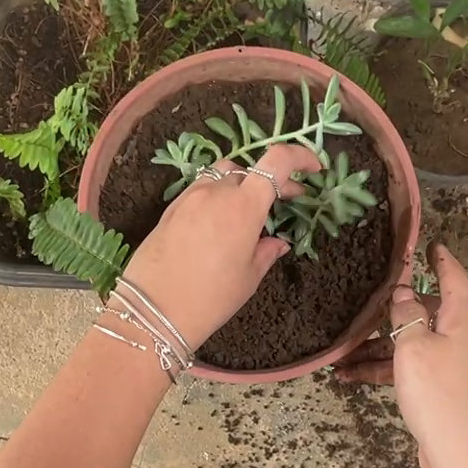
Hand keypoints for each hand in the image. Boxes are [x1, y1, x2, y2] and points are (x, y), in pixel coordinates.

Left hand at [120, 144, 321, 347]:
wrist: (154, 310)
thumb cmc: (210, 298)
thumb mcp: (248, 278)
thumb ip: (266, 252)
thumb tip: (277, 242)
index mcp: (243, 206)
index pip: (277, 162)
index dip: (300, 157)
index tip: (314, 169)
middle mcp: (216, 192)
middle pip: (250, 169)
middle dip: (272, 180)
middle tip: (286, 200)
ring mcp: (190, 197)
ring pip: (222, 175)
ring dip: (241, 183)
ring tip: (250, 208)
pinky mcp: (171, 209)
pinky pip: (200, 189)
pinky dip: (217, 194)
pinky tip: (220, 219)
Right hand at [339, 244, 467, 467]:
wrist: (464, 455)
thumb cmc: (440, 393)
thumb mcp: (415, 348)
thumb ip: (406, 316)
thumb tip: (404, 292)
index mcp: (464, 320)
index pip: (456, 279)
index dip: (443, 261)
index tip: (432, 245)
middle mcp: (464, 339)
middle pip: (428, 314)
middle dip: (394, 312)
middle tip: (364, 306)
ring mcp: (456, 367)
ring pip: (414, 345)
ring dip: (379, 348)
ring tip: (340, 356)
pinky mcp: (445, 391)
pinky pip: (412, 370)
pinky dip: (385, 370)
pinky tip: (350, 378)